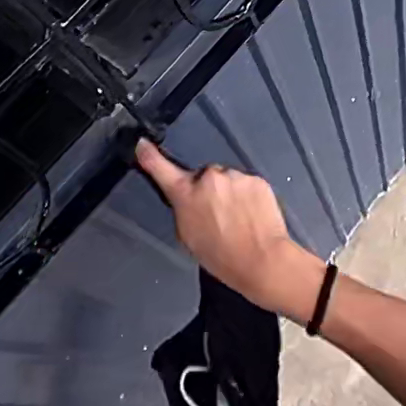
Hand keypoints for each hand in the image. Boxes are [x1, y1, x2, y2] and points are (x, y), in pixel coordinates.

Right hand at [135, 138, 325, 320]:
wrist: (263, 261)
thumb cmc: (223, 257)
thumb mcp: (188, 236)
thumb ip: (183, 209)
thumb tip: (187, 199)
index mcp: (185, 194)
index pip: (159, 167)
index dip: (148, 154)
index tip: (142, 143)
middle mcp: (207, 179)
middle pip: (204, 176)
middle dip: (209, 190)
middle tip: (219, 215)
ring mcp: (233, 177)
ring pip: (227, 180)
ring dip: (230, 194)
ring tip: (239, 219)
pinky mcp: (255, 180)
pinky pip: (246, 184)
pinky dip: (248, 197)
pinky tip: (252, 216)